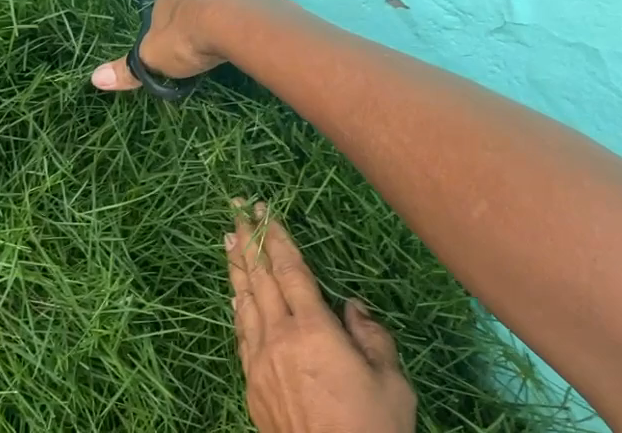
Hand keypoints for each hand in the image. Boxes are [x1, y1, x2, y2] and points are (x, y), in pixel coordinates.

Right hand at [91, 0, 286, 90]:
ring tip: (227, 48)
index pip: (163, 10)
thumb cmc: (186, 38)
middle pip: (195, 5)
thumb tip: (95, 79)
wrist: (236, 23)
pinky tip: (249, 42)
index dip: (168, 31)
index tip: (175, 51)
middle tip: (200, 51)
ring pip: (224, 6)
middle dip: (197, 24)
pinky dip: (247, 25)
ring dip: (224, 23)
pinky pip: (250, 11)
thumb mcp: (152, 58)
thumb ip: (127, 70)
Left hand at [228, 201, 415, 432]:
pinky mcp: (251, 382)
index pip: (290, 271)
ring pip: (244, 301)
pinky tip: (235, 296)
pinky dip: (238, 307)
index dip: (277, 239)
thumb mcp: (392, 384)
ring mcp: (260, 359)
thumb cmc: (373, 431)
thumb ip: (374, 339)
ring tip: (229, 239)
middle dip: (250, 241)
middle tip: (238, 212)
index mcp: (314, 330)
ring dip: (237, 267)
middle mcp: (280, 336)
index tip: (265, 212)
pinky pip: (241, 333)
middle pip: (260, 278)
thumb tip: (353, 307)